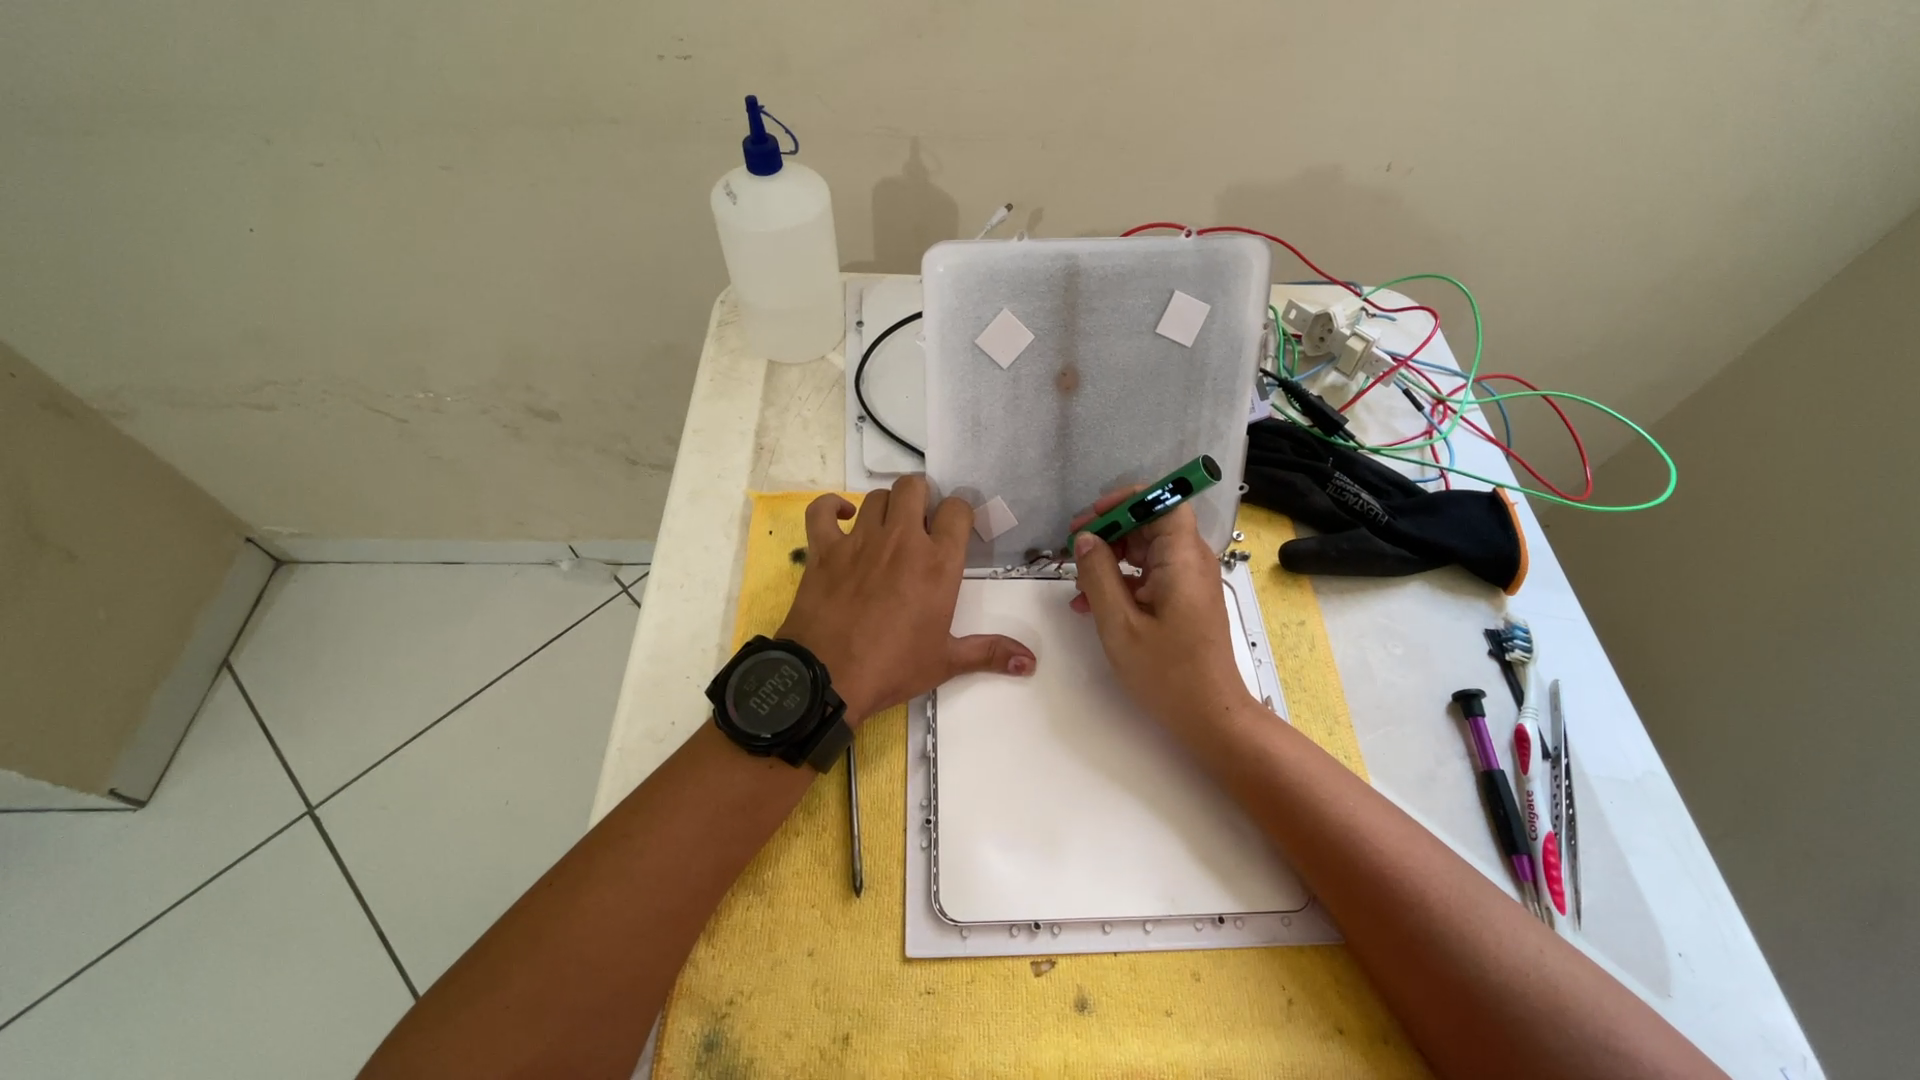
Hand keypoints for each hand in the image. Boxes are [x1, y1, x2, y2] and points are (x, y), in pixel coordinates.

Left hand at [777, 476, 1035, 724]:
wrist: (829, 678)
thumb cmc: (894, 668)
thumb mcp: (947, 661)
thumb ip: (989, 652)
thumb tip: (1031, 663)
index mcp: (938, 563)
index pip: (958, 509)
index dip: (959, 513)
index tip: (955, 529)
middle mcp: (901, 540)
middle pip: (914, 487)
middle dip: (921, 497)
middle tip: (921, 522)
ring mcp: (859, 541)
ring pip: (876, 496)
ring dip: (885, 506)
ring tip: (887, 528)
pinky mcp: (824, 549)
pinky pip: (822, 511)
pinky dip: (831, 508)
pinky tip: (841, 517)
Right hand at [1068, 491, 1251, 732]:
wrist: (1209, 715)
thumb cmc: (1166, 672)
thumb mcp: (1119, 624)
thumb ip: (1099, 575)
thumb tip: (1086, 539)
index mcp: (1182, 559)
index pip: (1164, 503)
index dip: (1128, 501)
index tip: (1093, 518)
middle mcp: (1191, 563)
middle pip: (1151, 525)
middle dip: (1110, 532)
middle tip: (1073, 548)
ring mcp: (1189, 583)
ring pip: (1147, 551)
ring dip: (1111, 560)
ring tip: (1076, 584)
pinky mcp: (1184, 601)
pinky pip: (1150, 576)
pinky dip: (1122, 582)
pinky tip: (1091, 604)